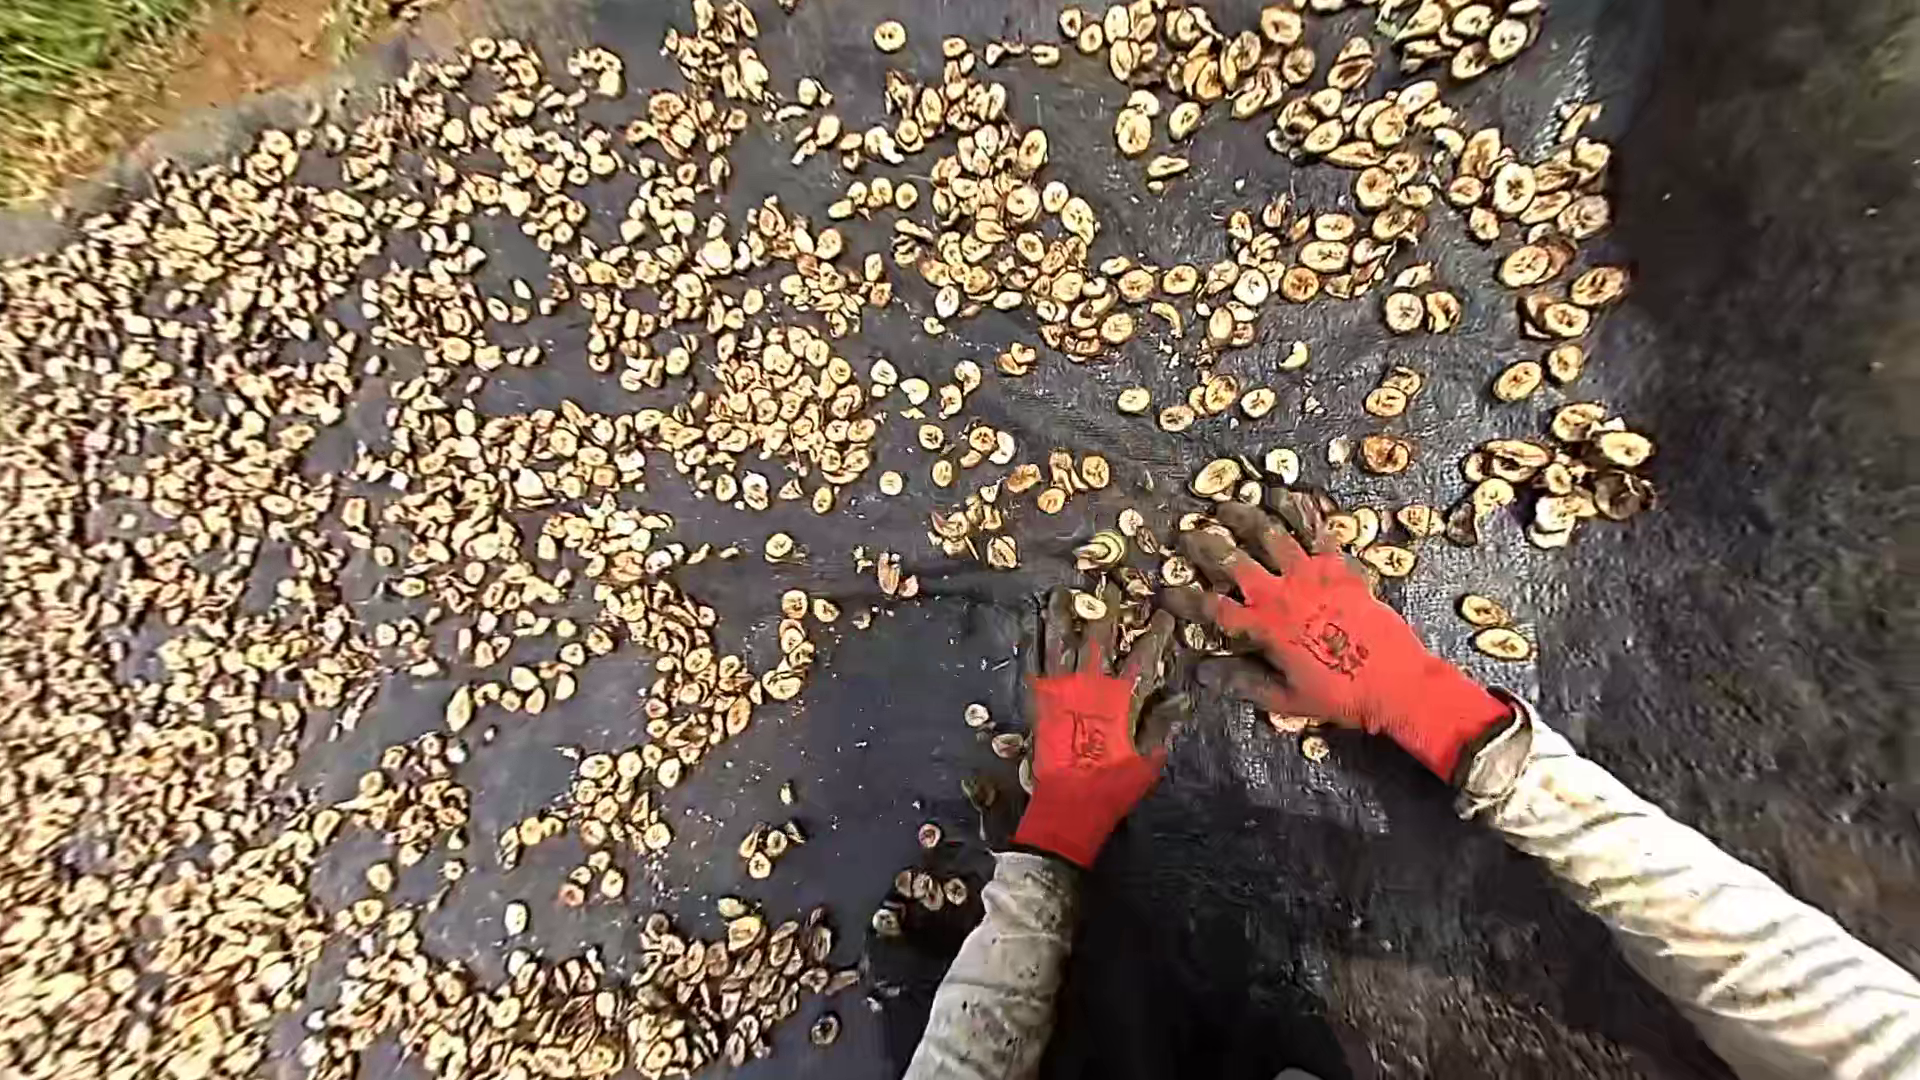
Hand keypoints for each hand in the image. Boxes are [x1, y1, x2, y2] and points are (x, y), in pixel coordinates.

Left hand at [1013, 583, 1182, 868]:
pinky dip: (1033, 642)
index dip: (1156, 634)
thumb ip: (1162, 724)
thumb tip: (1182, 695)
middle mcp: (1089, 685)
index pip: (1143, 657)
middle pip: (1098, 638)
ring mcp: (1060, 689)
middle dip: (1105, 610)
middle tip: (1108, 585)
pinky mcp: (1040, 698)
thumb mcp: (1148, 760)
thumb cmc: (1112, 784)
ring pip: (1060, 643)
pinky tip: (1030, 623)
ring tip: (1060, 592)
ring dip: (1061, 616)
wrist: (1068, 804)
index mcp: (1120, 698)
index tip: (1163, 614)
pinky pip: (1035, 663)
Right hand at [1161, 497, 1510, 781]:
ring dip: (1244, 518)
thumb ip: (1242, 683)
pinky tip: (1285, 496)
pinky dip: (1300, 511)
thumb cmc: (1340, 695)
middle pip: (1231, 560)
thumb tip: (1201, 674)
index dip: (1182, 598)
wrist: (1400, 683)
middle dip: (1204, 544)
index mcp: (1262, 627)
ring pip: (1269, 535)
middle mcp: (1279, 594)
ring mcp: (1309, 575)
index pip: (1210, 607)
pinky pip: (1316, 531)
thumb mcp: (1285, 698)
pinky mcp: (1338, 566)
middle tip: (1188, 533)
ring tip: (1228, 506)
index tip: (1164, 591)